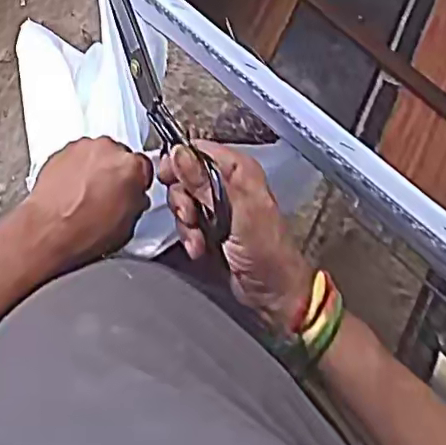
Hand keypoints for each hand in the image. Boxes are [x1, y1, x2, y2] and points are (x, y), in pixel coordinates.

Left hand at [12, 137, 154, 274]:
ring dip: (94, 167)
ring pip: (96, 153)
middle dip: (115, 172)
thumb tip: (134, 197)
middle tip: (108, 193)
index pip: (143, 166)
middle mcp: (107, 149)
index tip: (132, 189)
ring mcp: (83, 147)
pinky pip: (76, 156)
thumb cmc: (86, 231)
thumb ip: (136, 200)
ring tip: (87, 192)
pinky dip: (76, 167)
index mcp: (130, 166)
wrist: (50, 228)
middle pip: (118, 156)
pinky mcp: (62, 150)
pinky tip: (73, 188)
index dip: (138, 180)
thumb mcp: (128, 224)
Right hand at [159, 140, 313, 332]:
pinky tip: (198, 246)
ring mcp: (218, 203)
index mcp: (238, 170)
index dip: (178, 162)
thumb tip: (180, 154)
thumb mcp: (239, 214)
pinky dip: (188, 233)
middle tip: (189, 215)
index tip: (171, 179)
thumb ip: (208, 182)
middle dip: (181, 197)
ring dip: (184, 220)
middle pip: (184, 173)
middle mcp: (227, 182)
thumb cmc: (269, 257)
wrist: (275, 295)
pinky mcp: (211, 222)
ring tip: (198, 237)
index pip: (196, 149)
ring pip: (182, 196)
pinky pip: (185, 218)